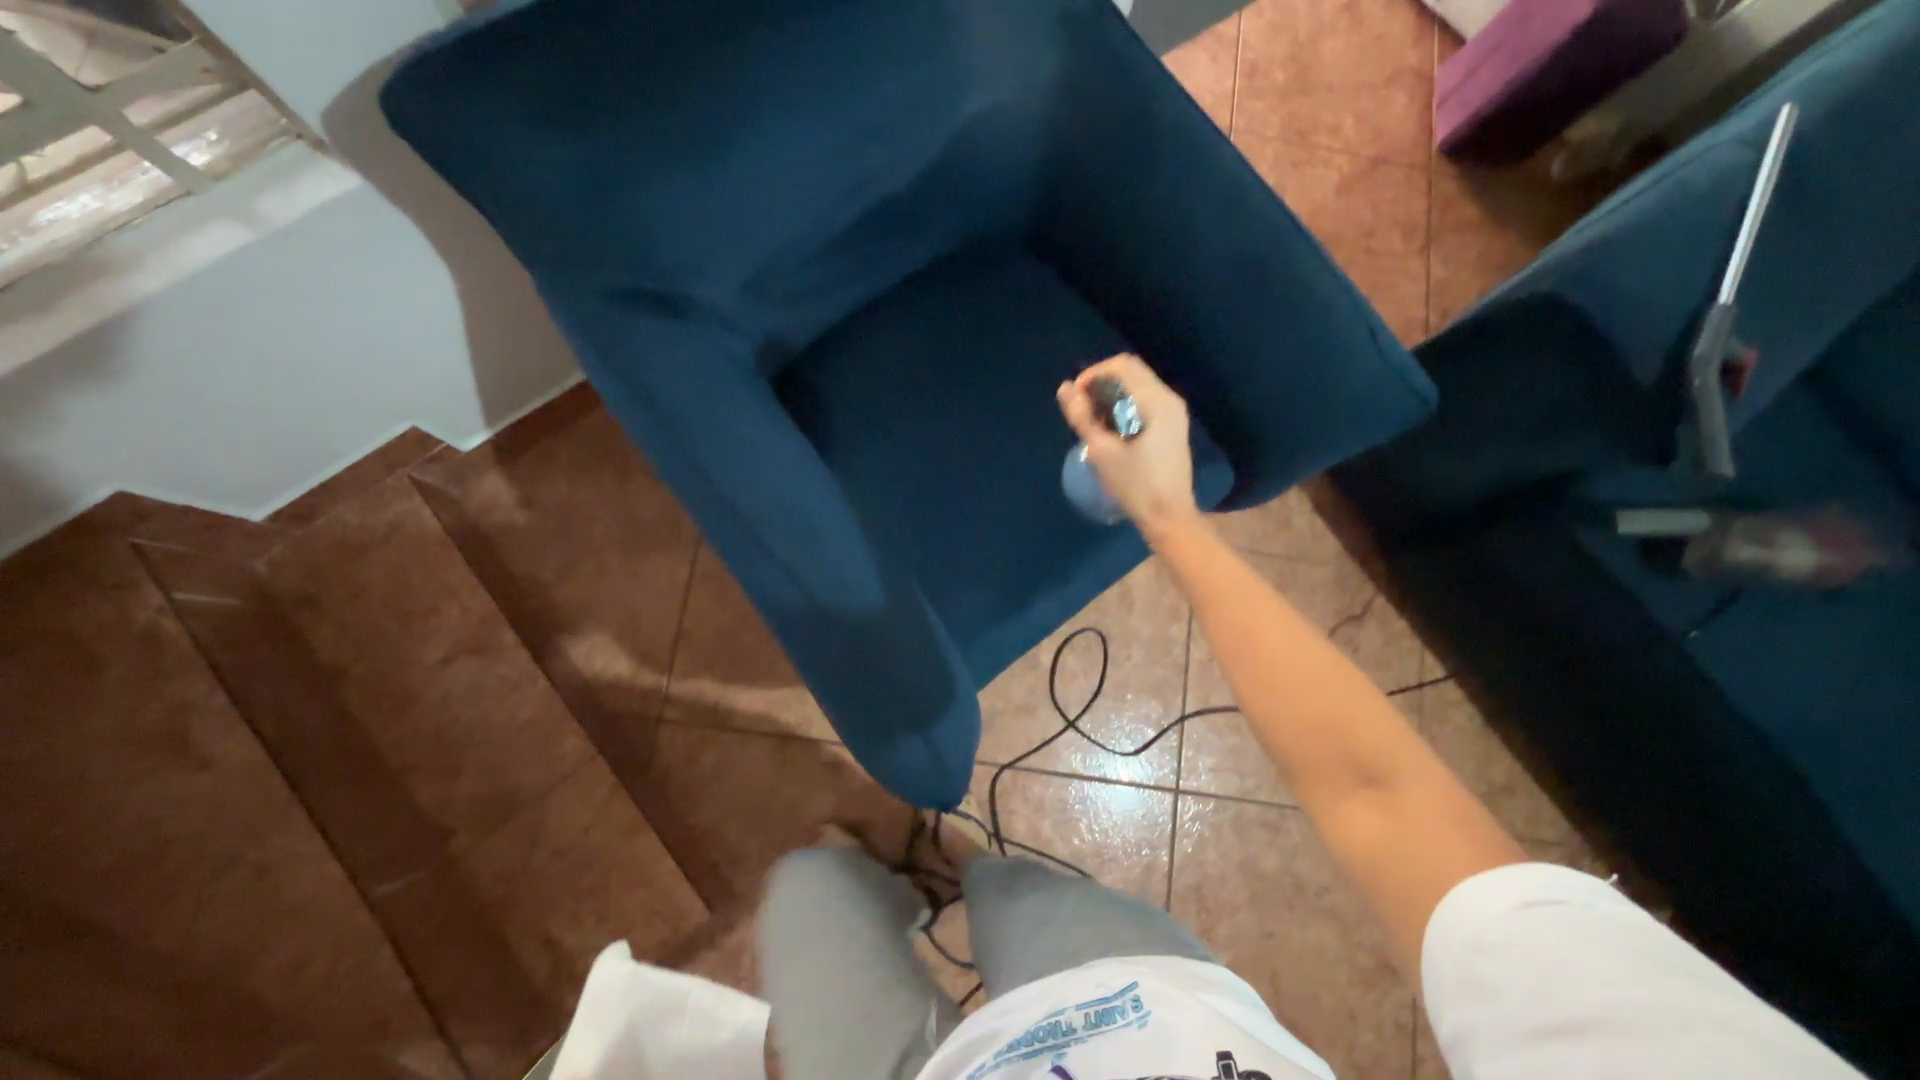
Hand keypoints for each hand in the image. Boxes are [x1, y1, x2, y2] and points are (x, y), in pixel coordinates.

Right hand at [1057, 353, 1200, 538]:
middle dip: (1100, 384)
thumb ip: (1082, 416)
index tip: (1075, 400)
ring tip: (1092, 422)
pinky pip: (1144, 401)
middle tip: (1081, 411)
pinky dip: (1123, 406)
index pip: (1121, 366)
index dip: (1093, 375)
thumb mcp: (1102, 451)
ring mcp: (1174, 412)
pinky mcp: (1171, 425)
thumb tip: (1065, 388)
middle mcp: (1169, 398)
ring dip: (1111, 396)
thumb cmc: (1135, 486)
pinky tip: (1110, 430)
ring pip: (1137, 386)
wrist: (1169, 517)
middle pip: (1131, 372)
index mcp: (1156, 401)